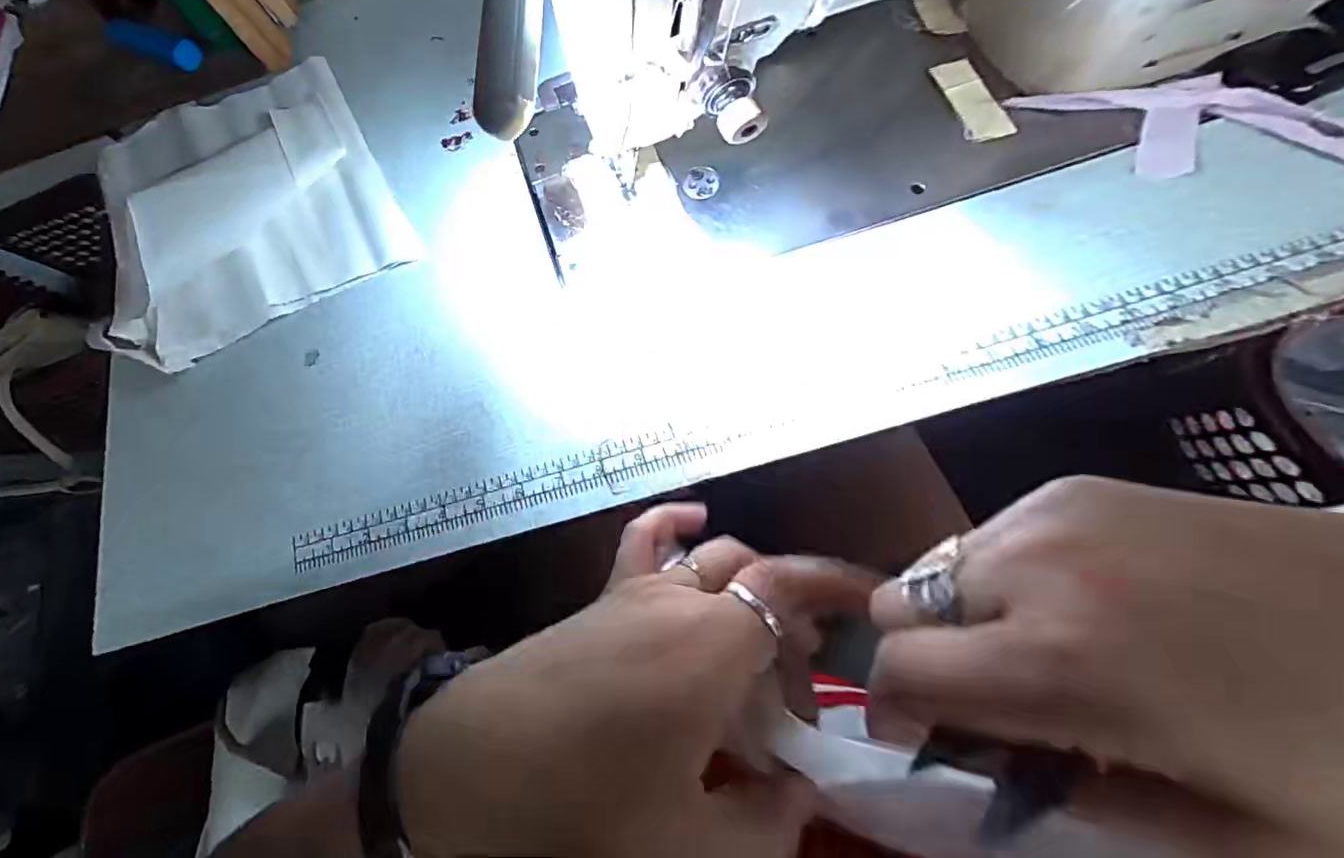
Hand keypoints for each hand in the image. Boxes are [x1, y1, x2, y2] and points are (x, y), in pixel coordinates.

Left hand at [396, 503, 878, 857]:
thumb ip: (766, 826)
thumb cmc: (582, 808)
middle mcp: (680, 599)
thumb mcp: (688, 845)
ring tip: (763, 645)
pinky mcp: (601, 596)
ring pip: (715, 564)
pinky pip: (644, 540)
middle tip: (798, 699)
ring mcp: (636, 591)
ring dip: (751, 593)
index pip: (792, 590)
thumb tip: (800, 797)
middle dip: (795, 626)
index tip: (875, 606)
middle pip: (759, 582)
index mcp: (712, 644)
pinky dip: (675, 523)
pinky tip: (694, 519)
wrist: (468, 772)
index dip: (839, 590)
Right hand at [868, 477, 1343, 857]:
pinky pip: (1005, 533)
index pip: (903, 669)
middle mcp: (1040, 556)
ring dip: (971, 617)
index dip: (898, 716)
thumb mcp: (1234, 845)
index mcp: (1066, 657)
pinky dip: (1013, 578)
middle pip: (908, 601)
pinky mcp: (1095, 485)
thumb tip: (996, 772)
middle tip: (1005, 712)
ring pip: (950, 561)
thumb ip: (1080, 802)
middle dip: (934, 661)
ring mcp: (1067, 505)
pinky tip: (1097, 611)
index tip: (927, 748)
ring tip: (1057, 663)